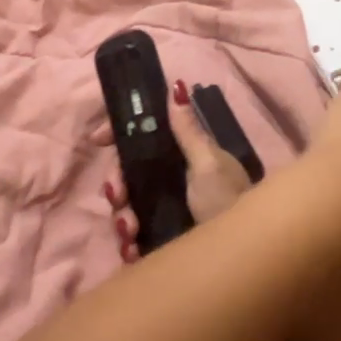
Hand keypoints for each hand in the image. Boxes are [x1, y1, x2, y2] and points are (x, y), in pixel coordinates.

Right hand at [96, 80, 252, 261]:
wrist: (242, 253)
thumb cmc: (228, 200)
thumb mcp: (209, 163)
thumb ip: (188, 131)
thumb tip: (177, 88)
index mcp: (180, 155)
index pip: (141, 136)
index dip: (117, 135)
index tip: (98, 139)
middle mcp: (168, 179)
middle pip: (126, 173)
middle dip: (116, 183)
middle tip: (118, 195)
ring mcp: (163, 210)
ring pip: (126, 207)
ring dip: (121, 217)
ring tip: (130, 230)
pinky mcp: (160, 239)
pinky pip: (133, 239)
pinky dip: (128, 245)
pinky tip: (132, 250)